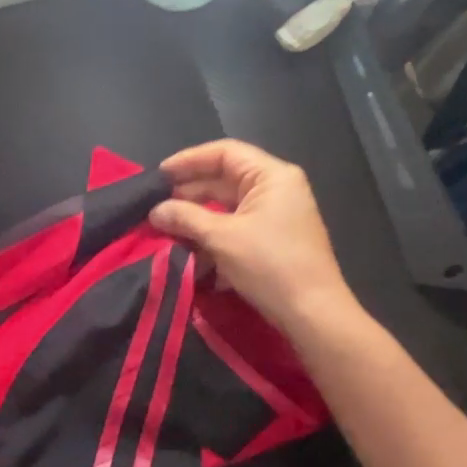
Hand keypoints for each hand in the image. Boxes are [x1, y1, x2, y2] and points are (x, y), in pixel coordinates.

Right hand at [149, 140, 362, 333]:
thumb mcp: (222, 238)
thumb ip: (185, 218)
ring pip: (226, 207)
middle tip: (154, 208)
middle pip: (224, 180)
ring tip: (165, 230)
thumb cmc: (270, 265)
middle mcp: (276, 189)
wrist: (311, 313)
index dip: (188, 161)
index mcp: (271, 176)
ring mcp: (275, 216)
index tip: (158, 177)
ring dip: (196, 219)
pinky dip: (211, 237)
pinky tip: (188, 251)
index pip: (224, 153)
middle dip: (188, 195)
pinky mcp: (271, 241)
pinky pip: (235, 228)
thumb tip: (155, 211)